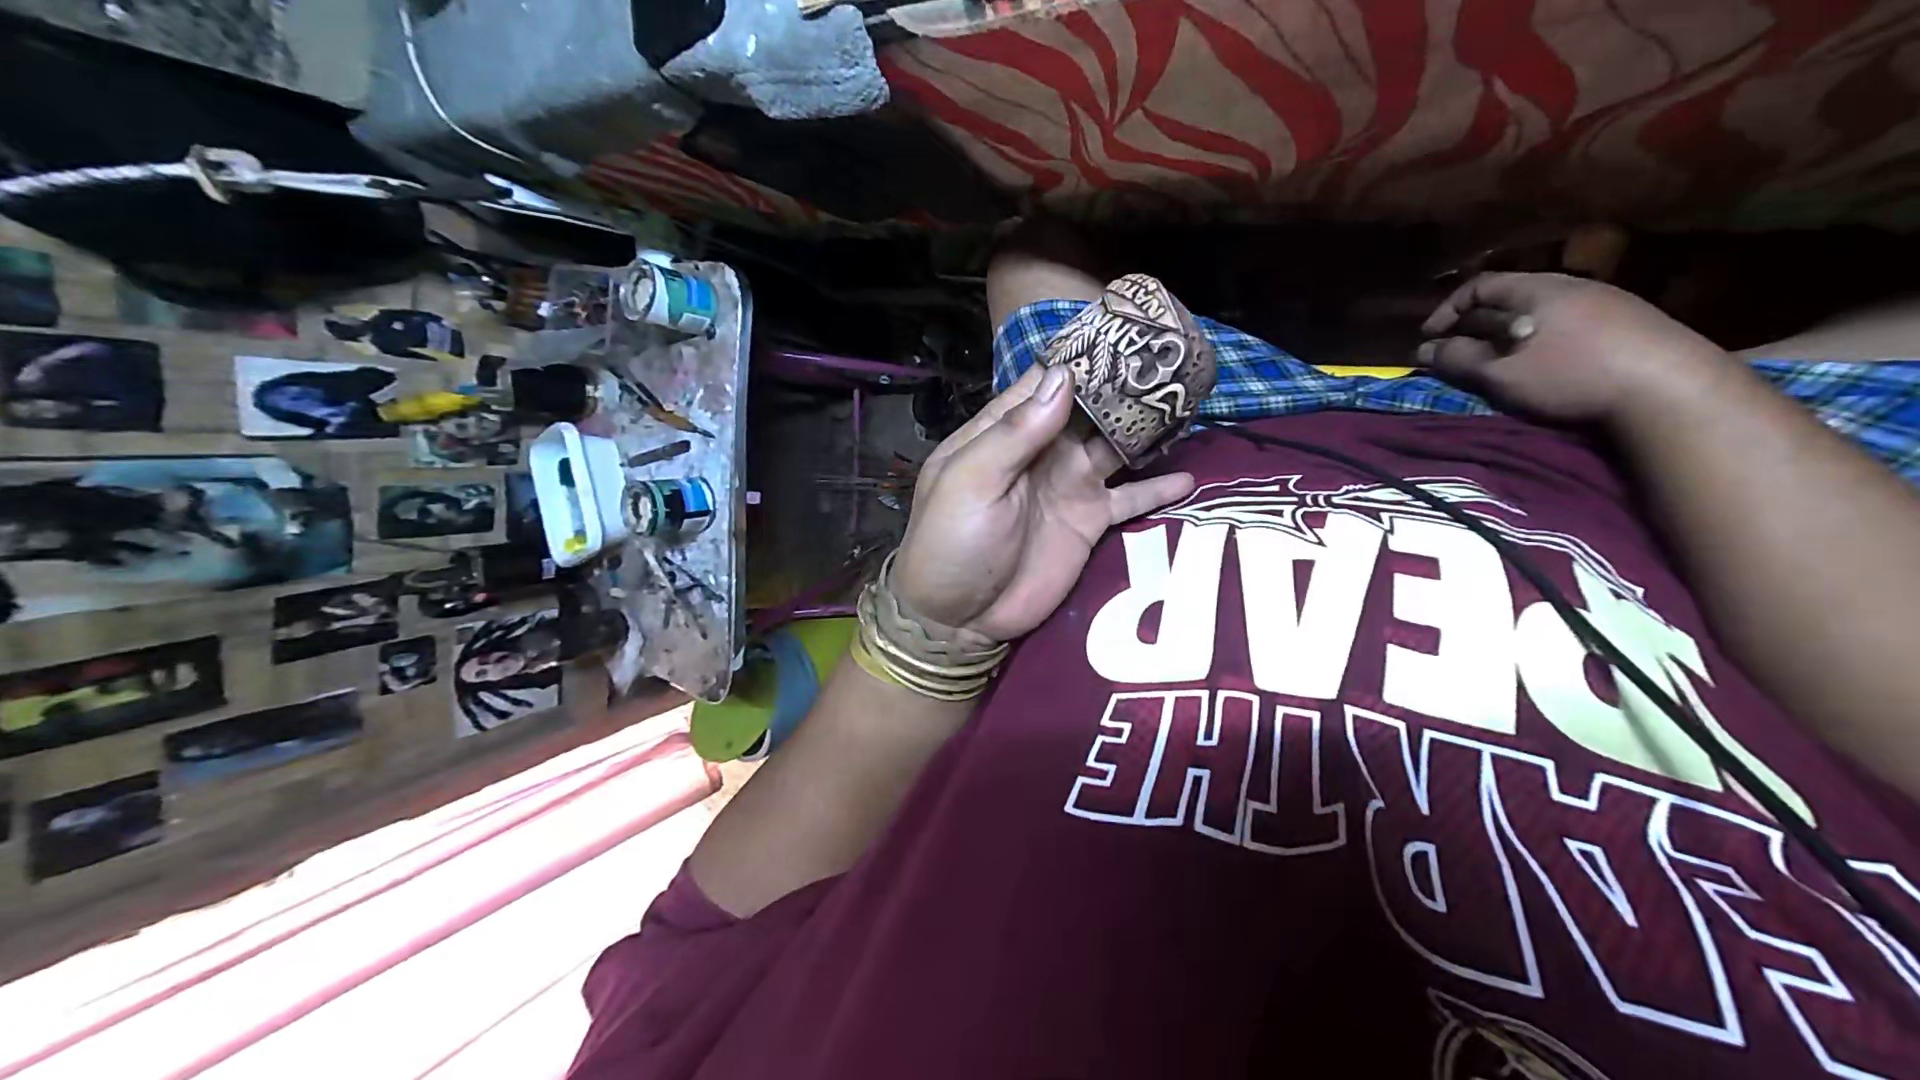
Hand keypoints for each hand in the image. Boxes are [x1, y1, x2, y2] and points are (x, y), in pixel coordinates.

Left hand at [891, 364, 1195, 642]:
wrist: (958, 617)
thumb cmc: (952, 543)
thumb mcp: (970, 482)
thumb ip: (1015, 432)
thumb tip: (1063, 376)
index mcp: (1004, 433)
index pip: (1046, 381)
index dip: (1080, 357)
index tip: (1124, 330)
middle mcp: (1042, 451)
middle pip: (1088, 407)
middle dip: (1123, 385)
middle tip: (1172, 358)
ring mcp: (1069, 485)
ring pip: (1116, 445)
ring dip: (1147, 426)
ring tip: (1189, 401)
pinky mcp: (1090, 522)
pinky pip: (1130, 498)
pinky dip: (1158, 488)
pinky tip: (1189, 477)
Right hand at [1416, 272, 1734, 424]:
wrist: (1670, 389)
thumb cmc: (1571, 376)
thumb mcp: (1501, 373)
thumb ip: (1457, 360)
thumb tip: (1422, 350)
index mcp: (1539, 290)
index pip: (1479, 285)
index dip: (1447, 310)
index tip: (1429, 340)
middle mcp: (1572, 287)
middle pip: (1509, 298)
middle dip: (1475, 326)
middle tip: (1456, 354)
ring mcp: (1606, 304)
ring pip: (1539, 313)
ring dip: (1507, 336)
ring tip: (1496, 365)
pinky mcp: (1628, 326)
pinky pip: (1566, 325)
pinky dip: (1538, 342)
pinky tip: (1541, 367)